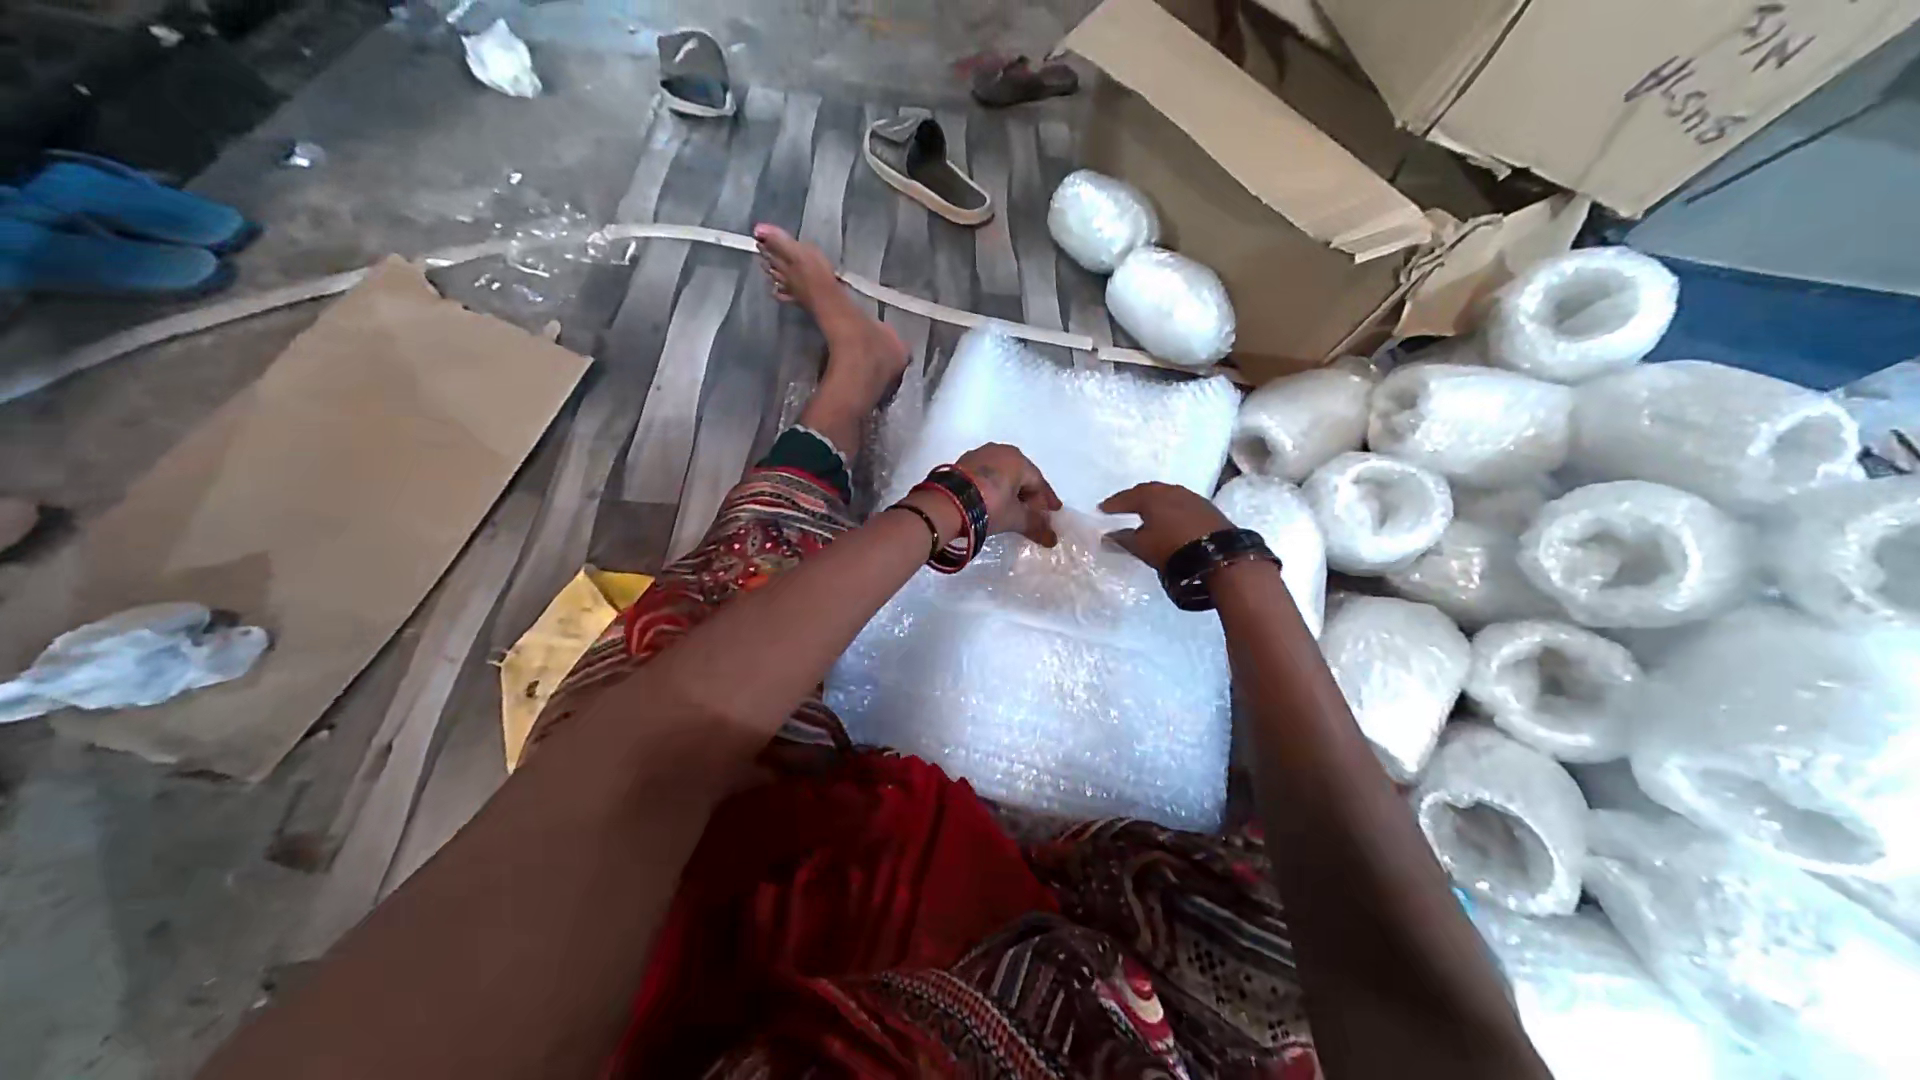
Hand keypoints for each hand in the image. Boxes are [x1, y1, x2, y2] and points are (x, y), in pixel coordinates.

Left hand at [954, 443, 1061, 546]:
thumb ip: (1035, 526)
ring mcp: (978, 455)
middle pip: (1021, 476)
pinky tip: (993, 501)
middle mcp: (1000, 451)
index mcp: (1017, 459)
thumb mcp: (1014, 518)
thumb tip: (1052, 539)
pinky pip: (985, 475)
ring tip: (1013, 508)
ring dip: (1010, 491)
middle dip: (1029, 495)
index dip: (1046, 500)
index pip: (1038, 481)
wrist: (946, 504)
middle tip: (1034, 512)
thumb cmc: (989, 506)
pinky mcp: (962, 463)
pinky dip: (993, 488)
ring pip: (1002, 474)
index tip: (1054, 511)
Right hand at [1100, 482, 1232, 570]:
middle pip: (1148, 491)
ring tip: (1145, 511)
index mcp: (1152, 496)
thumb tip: (1107, 536)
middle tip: (1122, 506)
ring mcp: (1192, 497)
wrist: (1217, 555)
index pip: (1127, 497)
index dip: (1113, 504)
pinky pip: (1181, 503)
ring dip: (1154, 502)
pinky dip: (1170, 508)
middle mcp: (1171, 491)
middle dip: (1133, 498)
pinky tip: (1169, 518)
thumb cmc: (1172, 547)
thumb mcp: (1142, 546)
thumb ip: (1122, 539)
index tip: (1102, 509)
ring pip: (1166, 495)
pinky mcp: (1207, 508)